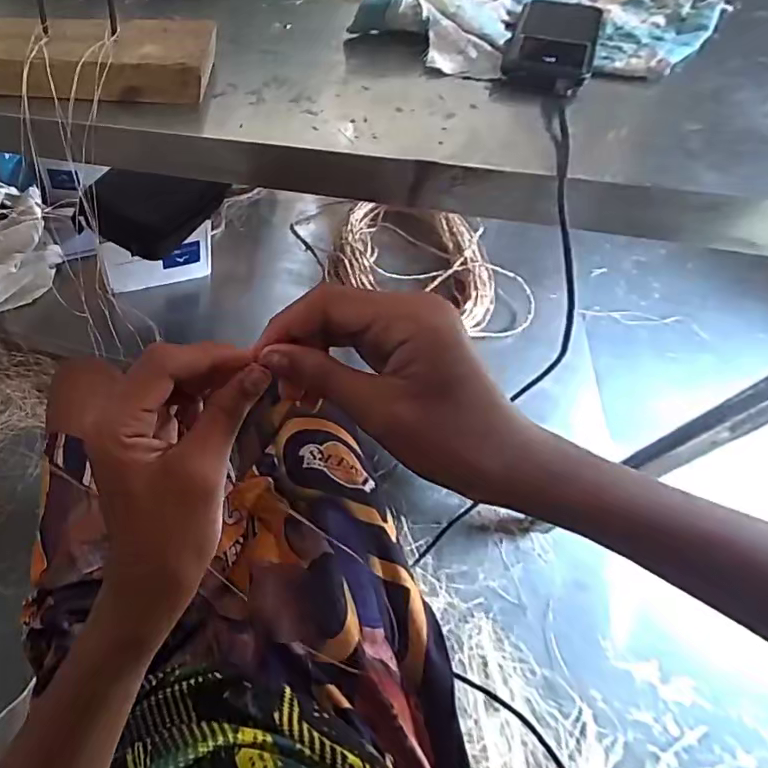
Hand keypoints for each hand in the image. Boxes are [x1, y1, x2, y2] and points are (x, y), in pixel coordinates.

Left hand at [85, 344, 268, 627]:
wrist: (149, 587)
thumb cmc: (175, 536)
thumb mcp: (204, 469)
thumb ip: (226, 411)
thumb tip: (258, 370)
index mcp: (116, 421)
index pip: (161, 364)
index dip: (209, 355)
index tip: (254, 357)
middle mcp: (110, 416)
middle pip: (160, 369)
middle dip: (206, 365)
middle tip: (254, 369)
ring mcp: (120, 428)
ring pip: (163, 385)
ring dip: (202, 381)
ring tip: (244, 382)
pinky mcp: (134, 441)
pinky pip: (163, 407)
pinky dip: (192, 401)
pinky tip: (221, 403)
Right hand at [255, 285, 539, 503]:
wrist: (510, 464)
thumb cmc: (450, 442)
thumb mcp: (377, 409)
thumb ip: (319, 373)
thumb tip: (267, 355)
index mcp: (407, 315)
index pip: (326, 302)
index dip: (285, 327)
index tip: (257, 360)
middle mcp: (409, 306)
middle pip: (332, 306)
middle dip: (296, 339)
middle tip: (273, 380)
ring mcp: (412, 320)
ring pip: (341, 321)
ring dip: (311, 348)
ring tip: (292, 387)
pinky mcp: (412, 337)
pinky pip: (358, 335)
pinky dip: (332, 355)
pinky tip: (317, 381)